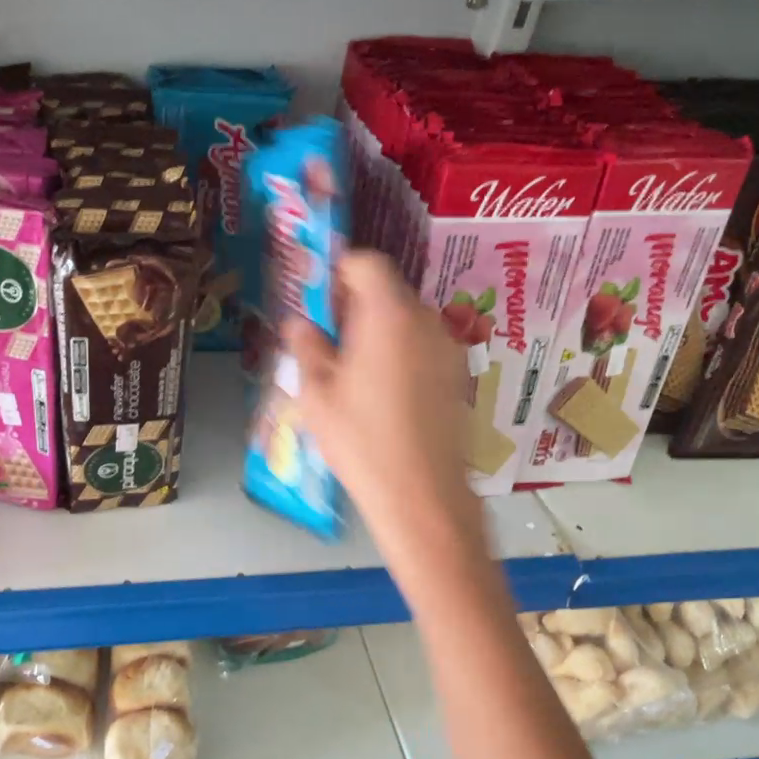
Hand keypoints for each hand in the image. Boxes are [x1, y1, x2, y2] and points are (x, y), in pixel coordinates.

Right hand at [286, 250, 485, 570]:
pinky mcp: (458, 376)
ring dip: (377, 331)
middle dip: (355, 306)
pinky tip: (381, 393)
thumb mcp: (316, 394)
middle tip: (327, 338)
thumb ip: (306, 347)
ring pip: (406, 321)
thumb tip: (300, 324)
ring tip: (351, 371)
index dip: (339, 272)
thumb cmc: (361, 441)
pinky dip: (399, 354)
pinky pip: (422, 347)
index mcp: (387, 315)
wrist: (421, 495)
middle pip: (388, 292)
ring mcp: (447, 349)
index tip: (319, 300)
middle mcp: (425, 321)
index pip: (367, 263)